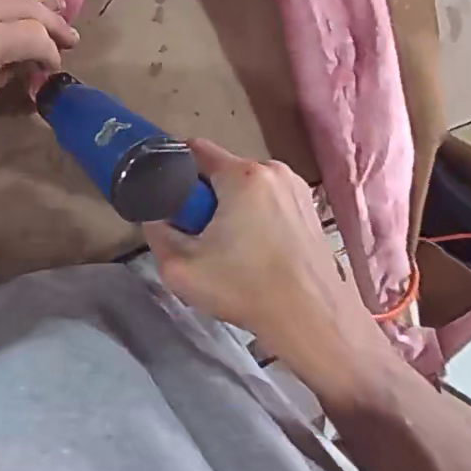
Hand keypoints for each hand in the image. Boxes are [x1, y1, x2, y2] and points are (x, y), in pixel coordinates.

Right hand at [142, 139, 405, 409]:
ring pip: (246, 187)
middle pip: (222, 170)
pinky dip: (256, 217)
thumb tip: (155, 218)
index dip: (174, 170)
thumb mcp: (180, 268)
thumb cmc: (246, 289)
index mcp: (243, 176)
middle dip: (204, 196)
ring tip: (229, 249)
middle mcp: (273, 171)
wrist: (314, 320)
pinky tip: (256, 252)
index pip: (195, 149)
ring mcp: (297, 188)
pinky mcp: (311, 209)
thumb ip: (157, 234)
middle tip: (198, 236)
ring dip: (230, 208)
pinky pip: (269, 201)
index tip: (170, 201)